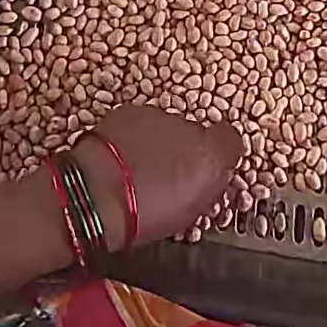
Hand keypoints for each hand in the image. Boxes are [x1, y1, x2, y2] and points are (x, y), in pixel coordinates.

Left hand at [69, 104, 241, 248]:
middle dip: (185, 149)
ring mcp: (159, 116)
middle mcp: (190, 130)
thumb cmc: (141, 216)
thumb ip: (205, 187)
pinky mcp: (131, 110)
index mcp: (211, 159)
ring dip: (159, 141)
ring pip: (167, 126)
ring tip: (139, 167)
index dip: (219, 153)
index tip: (207, 168)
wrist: (95, 193)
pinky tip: (122, 154)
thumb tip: (207, 178)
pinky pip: (142, 120)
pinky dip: (136, 133)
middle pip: (196, 133)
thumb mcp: (187, 215)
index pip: (231, 141)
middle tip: (166, 175)